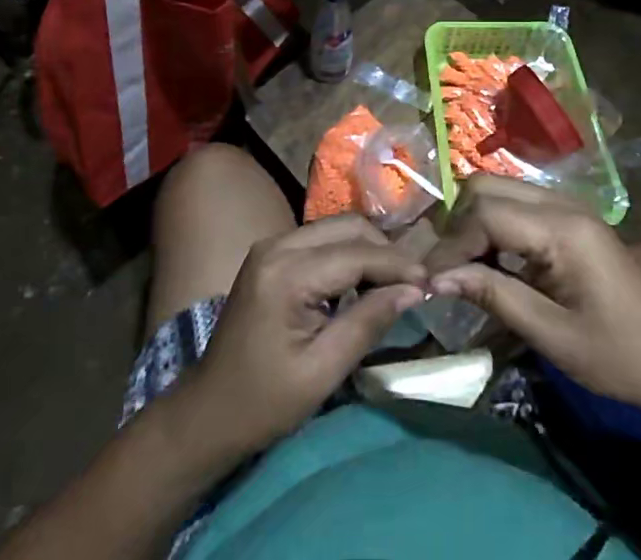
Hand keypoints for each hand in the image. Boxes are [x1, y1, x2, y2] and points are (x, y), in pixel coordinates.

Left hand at [176, 215, 425, 455]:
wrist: (207, 412)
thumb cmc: (264, 401)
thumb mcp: (324, 369)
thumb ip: (369, 321)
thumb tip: (416, 289)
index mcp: (286, 274)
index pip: (359, 253)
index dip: (400, 265)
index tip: (433, 283)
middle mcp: (277, 246)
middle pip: (350, 227)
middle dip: (387, 252)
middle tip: (414, 285)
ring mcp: (271, 246)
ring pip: (338, 228)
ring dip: (369, 251)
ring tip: (394, 285)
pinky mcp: (271, 255)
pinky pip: (322, 240)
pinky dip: (348, 254)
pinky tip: (361, 284)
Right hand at [424, 176, 640, 415]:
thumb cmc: (621, 354)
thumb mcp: (551, 333)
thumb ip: (493, 295)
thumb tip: (436, 279)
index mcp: (563, 229)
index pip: (485, 214)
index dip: (451, 245)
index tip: (429, 282)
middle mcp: (564, 204)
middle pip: (487, 187)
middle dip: (457, 225)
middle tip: (443, 271)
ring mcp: (570, 208)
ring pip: (500, 192)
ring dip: (473, 224)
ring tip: (460, 269)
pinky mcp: (572, 220)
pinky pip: (518, 208)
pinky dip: (494, 228)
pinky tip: (490, 264)